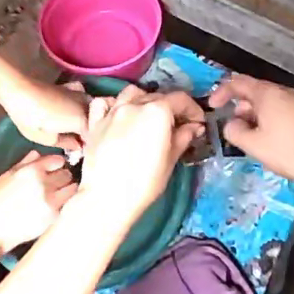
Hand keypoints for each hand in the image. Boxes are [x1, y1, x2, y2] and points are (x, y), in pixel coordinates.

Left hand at [0, 78, 88, 151]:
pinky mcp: (72, 88)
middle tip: (78, 142)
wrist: (19, 91)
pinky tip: (75, 107)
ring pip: (92, 109)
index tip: (80, 153)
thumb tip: (78, 146)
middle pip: (96, 122)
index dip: (89, 146)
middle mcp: (87, 106)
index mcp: (83, 121)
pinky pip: (85, 97)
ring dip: (89, 118)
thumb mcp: (47, 138)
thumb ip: (67, 144)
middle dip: (90, 132)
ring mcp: (81, 95)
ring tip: (77, 128)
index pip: (94, 137)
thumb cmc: (32, 118)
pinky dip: (83, 103)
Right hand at [0, 151, 77, 257]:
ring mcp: (50, 200)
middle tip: (57, 184)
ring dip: (67, 190)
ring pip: (71, 188)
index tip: (54, 169)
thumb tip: (38, 153)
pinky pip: (66, 205)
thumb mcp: (6, 176)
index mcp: (32, 170)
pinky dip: (63, 205)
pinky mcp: (53, 216)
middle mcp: (44, 183)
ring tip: (58, 195)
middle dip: (63, 177)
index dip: (57, 164)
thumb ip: (24, 163)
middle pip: (67, 174)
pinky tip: (53, 207)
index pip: (58, 160)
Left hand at [71, 86, 201, 226]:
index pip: (180, 99)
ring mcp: (112, 111)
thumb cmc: (144, 183)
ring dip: (144, 100)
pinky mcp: (95, 122)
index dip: (193, 109)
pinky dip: (114, 104)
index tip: (198, 122)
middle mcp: (134, 104)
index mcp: (157, 111)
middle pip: (157, 96)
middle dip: (171, 107)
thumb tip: (193, 126)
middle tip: (177, 125)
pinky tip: (119, 116)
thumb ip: (183, 137)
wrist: (107, 199)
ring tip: (148, 117)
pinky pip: (105, 103)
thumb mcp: (170, 160)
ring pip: (132, 93)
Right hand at [208, 73, 293, 192]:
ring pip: (270, 103)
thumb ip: (235, 132)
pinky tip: (273, 141)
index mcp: (268, 94)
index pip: (238, 82)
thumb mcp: (255, 146)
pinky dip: (270, 120)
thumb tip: (232, 124)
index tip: (212, 107)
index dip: (221, 92)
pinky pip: (283, 110)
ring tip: (252, 138)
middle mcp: (284, 92)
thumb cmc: (291, 152)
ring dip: (255, 115)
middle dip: (239, 107)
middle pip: (255, 91)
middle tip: (233, 128)